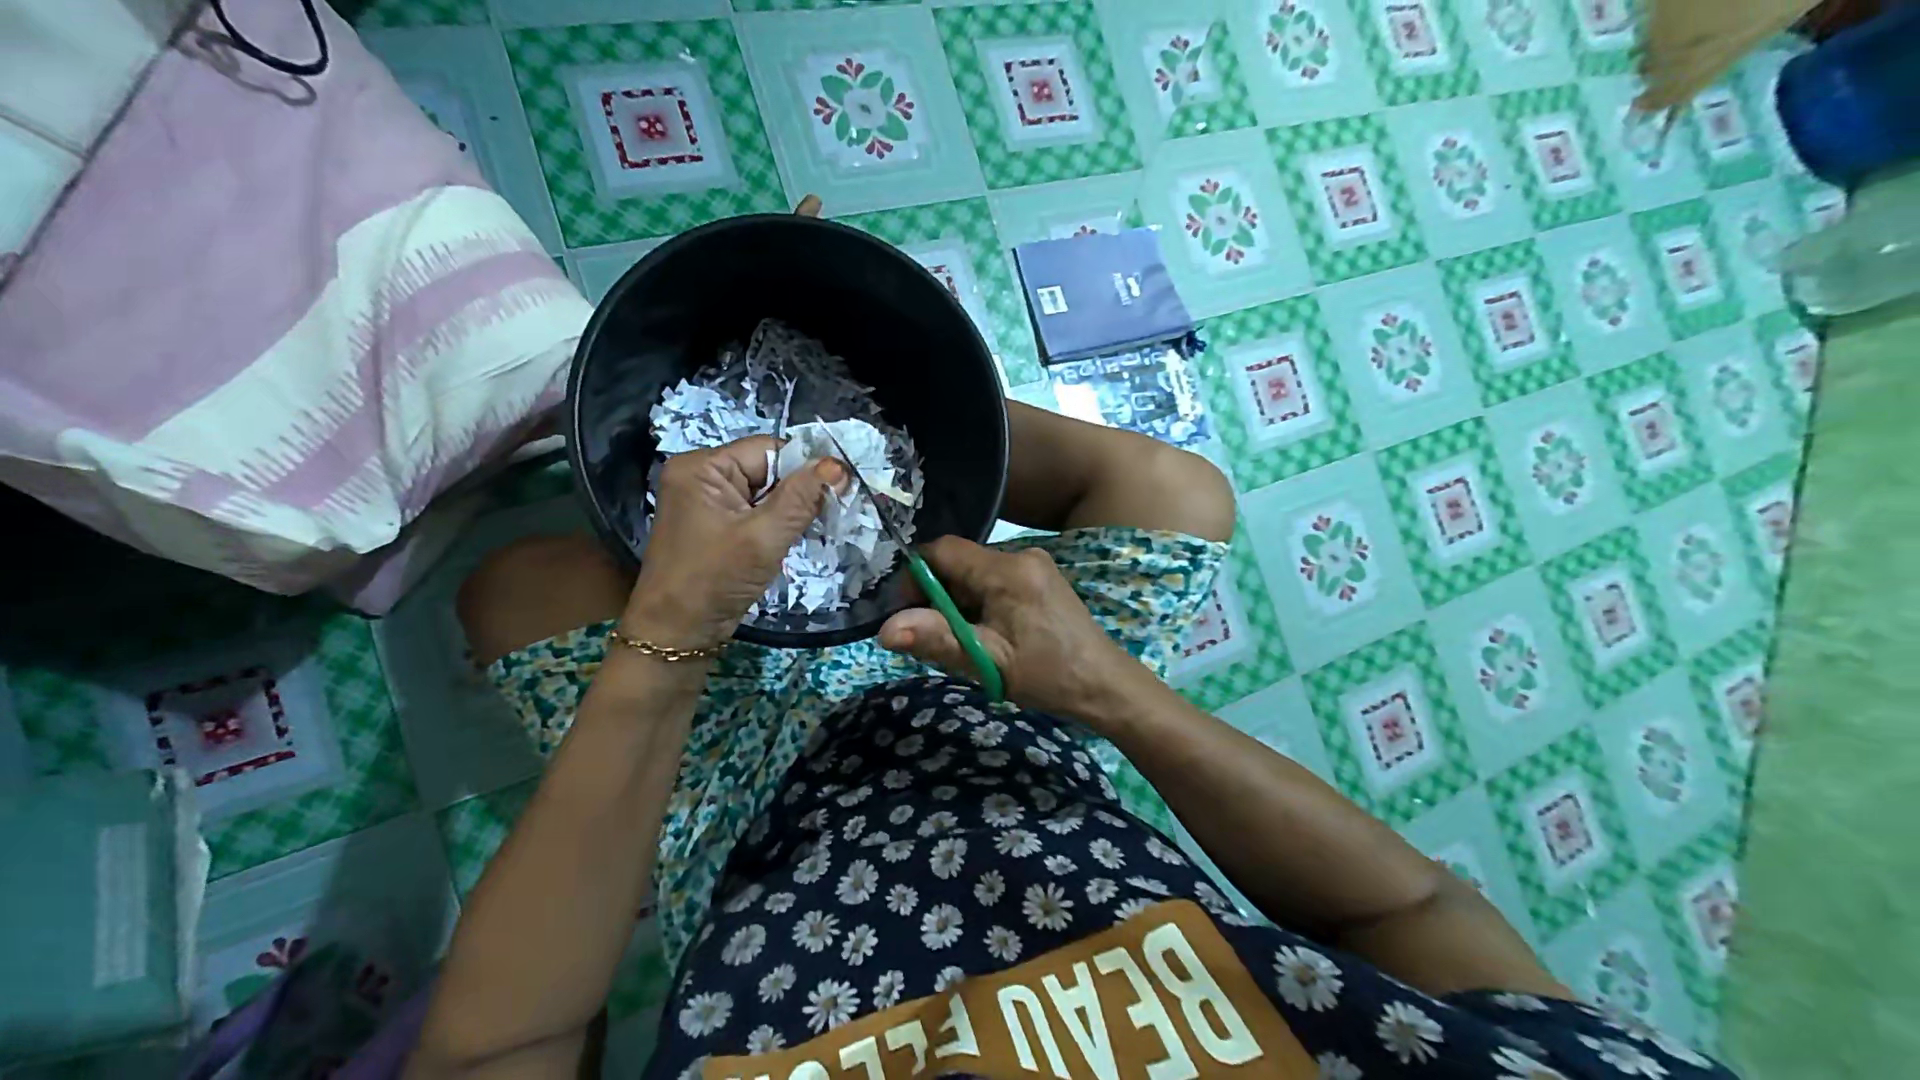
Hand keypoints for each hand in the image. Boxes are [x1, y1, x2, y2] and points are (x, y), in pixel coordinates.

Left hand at [625, 437, 843, 648]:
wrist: (677, 633)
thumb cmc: (714, 580)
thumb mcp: (763, 537)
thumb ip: (801, 498)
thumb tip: (838, 465)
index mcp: (702, 466)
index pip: (768, 450)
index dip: (804, 468)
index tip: (835, 493)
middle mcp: (701, 475)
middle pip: (767, 469)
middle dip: (797, 493)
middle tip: (822, 517)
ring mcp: (707, 500)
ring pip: (766, 492)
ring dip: (789, 511)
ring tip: (804, 531)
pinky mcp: (715, 523)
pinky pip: (756, 511)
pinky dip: (776, 523)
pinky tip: (785, 541)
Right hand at [877, 537, 1148, 722]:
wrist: (1105, 686)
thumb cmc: (1048, 675)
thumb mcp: (988, 660)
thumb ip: (937, 640)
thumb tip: (885, 629)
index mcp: (1007, 570)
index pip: (943, 550)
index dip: (916, 576)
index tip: (906, 612)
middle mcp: (1020, 555)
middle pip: (959, 563)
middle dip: (938, 597)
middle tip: (934, 637)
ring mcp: (1034, 565)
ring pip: (975, 575)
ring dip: (959, 604)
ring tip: (965, 642)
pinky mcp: (1040, 579)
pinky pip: (995, 582)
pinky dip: (980, 605)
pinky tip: (986, 636)